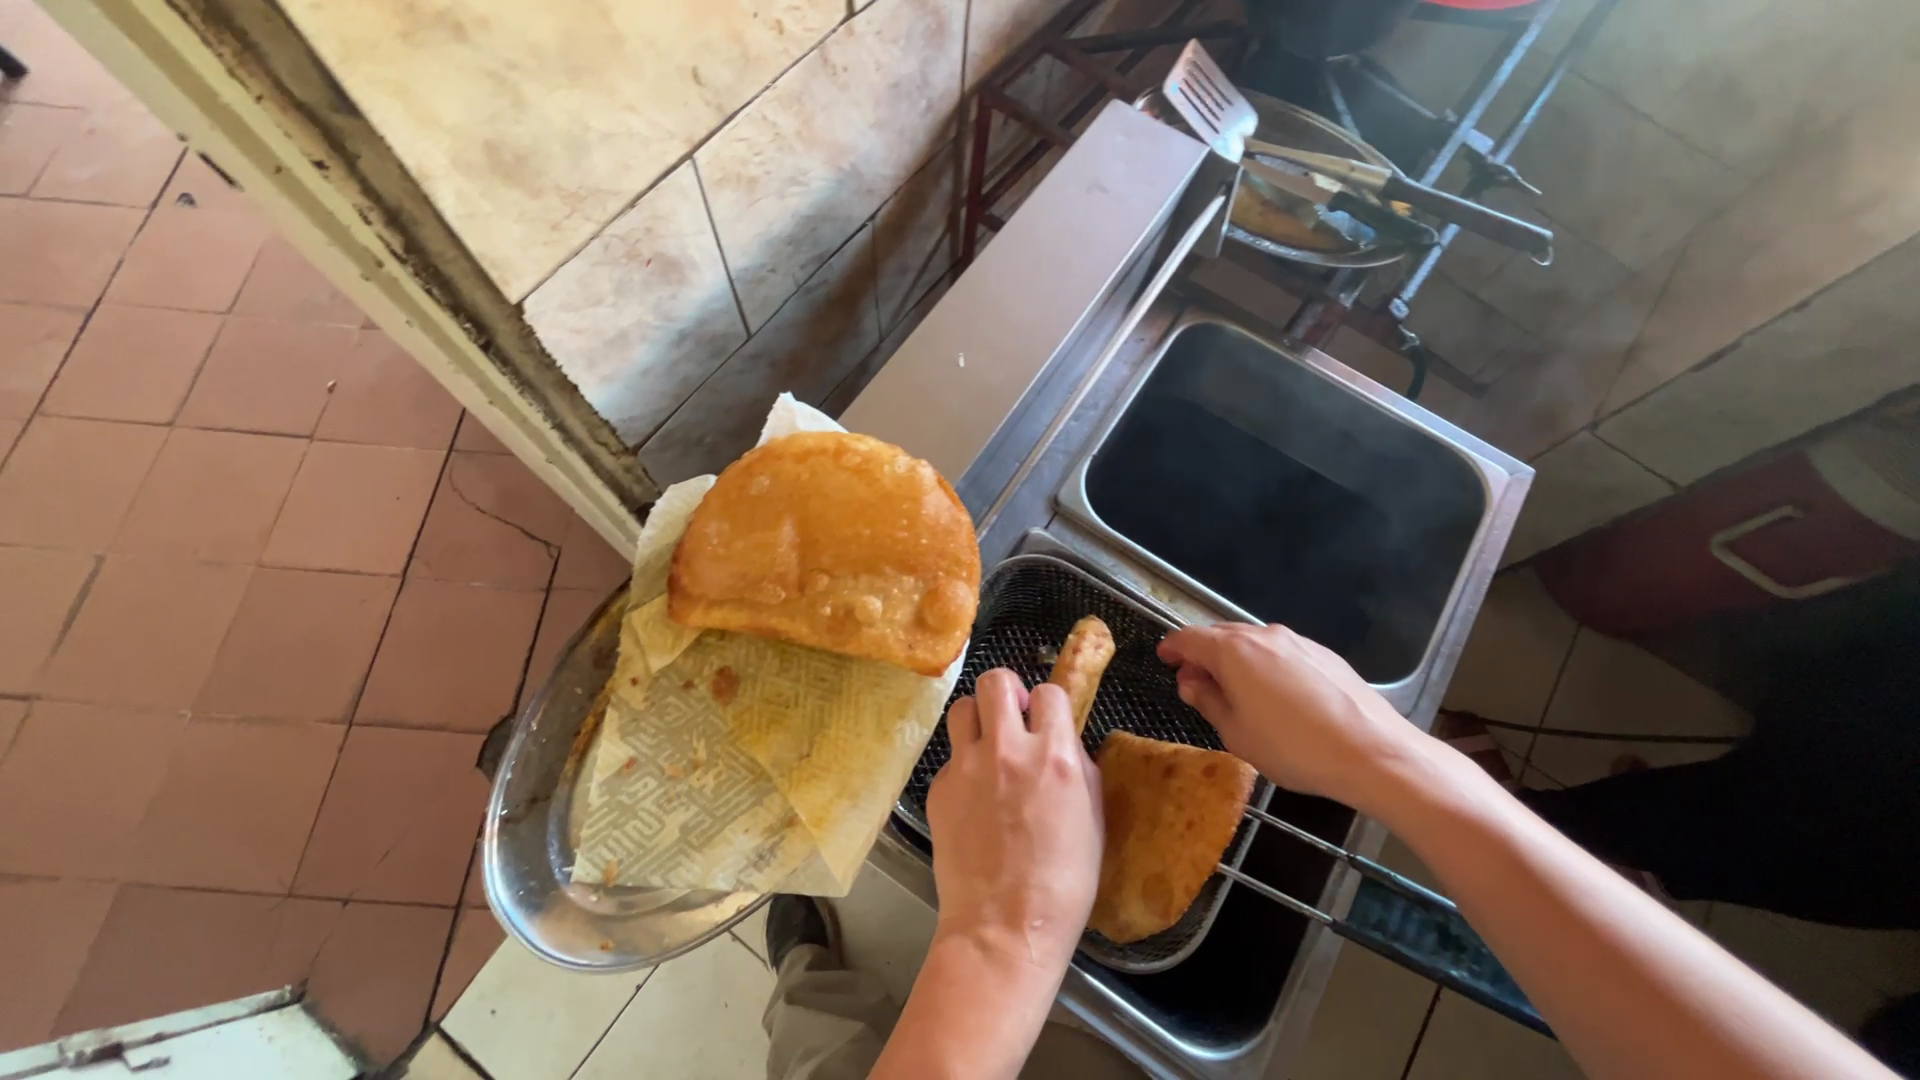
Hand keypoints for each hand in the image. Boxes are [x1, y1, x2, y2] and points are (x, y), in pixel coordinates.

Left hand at [925, 668, 1103, 973]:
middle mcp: (1007, 751)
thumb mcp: (1093, 820)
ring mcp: (966, 767)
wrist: (1004, 927)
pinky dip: (964, 767)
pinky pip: (951, 758)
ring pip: (962, 708)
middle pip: (996, 680)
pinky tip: (974, 799)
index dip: (1049, 705)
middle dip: (1007, 692)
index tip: (1047, 721)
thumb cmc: (1062, 883)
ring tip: (988, 746)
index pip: (1049, 693)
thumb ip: (1079, 769)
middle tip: (1013, 718)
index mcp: (1054, 756)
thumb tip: (1065, 744)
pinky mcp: (939, 788)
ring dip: (978, 719)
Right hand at [1156, 622, 1428, 808]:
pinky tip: (1276, 697)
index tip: (1165, 658)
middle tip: (1196, 684)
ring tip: (1236, 693)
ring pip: (1253, 643)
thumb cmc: (1294, 748)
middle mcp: (1263, 635)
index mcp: (1233, 651)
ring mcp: (1298, 642)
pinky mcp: (1325, 655)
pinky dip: (1265, 666)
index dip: (1172, 648)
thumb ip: (1208, 701)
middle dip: (1203, 655)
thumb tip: (1191, 683)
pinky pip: (1282, 653)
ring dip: (1235, 660)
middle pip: (1221, 635)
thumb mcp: (1236, 733)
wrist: (1374, 753)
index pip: (1189, 638)